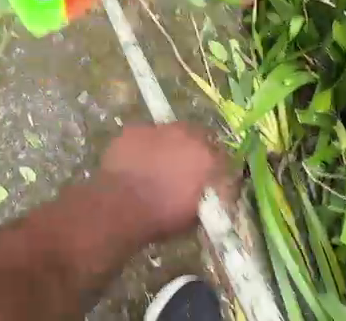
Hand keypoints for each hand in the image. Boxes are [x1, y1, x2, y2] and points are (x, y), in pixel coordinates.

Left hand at [98, 124, 223, 241]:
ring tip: (160, 164)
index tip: (214, 177)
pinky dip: (145, 146)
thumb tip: (209, 192)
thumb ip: (207, 195)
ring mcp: (158, 128)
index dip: (219, 167)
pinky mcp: (134, 129)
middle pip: (198, 135)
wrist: (122, 205)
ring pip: (170, 132)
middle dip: (195, 149)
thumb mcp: (196, 214)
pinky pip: (145, 135)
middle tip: (187, 166)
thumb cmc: (163, 216)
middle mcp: (186, 135)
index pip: (224, 156)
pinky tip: (138, 162)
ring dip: (170, 145)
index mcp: (206, 157)